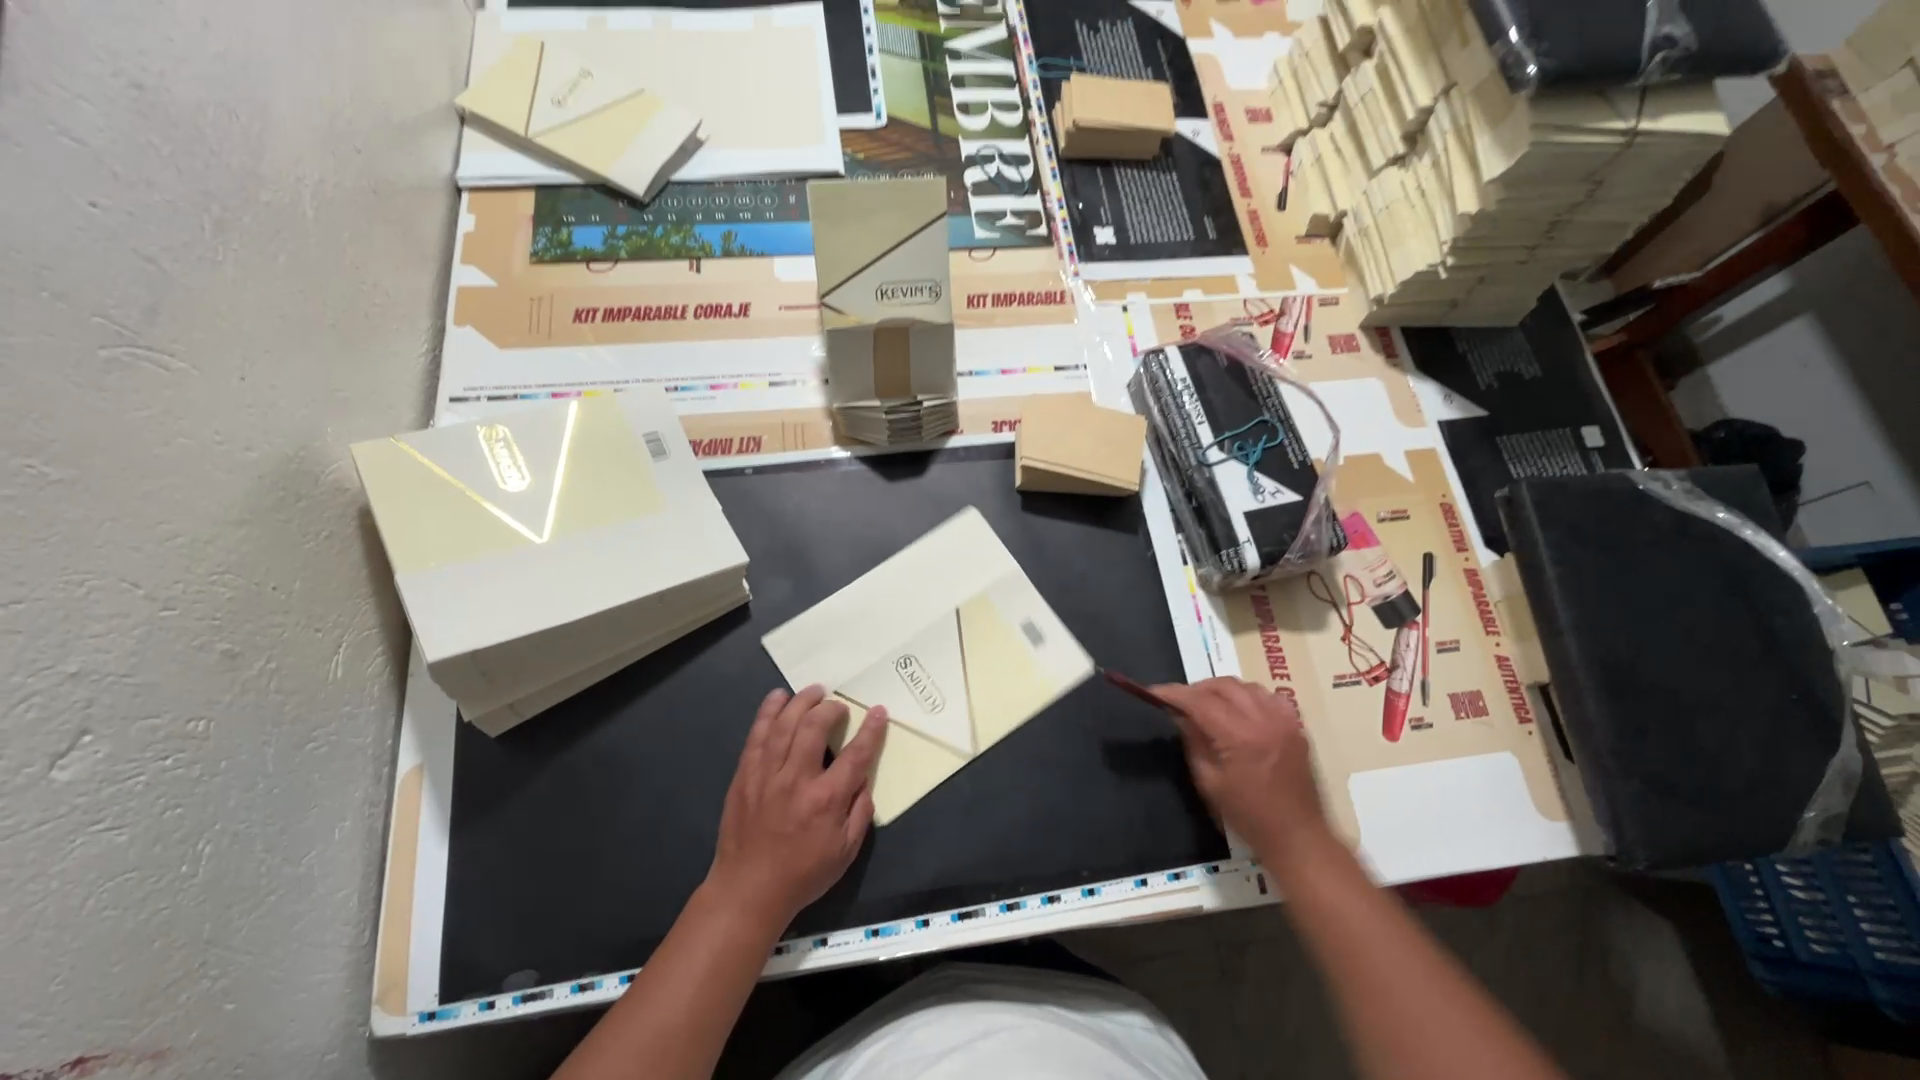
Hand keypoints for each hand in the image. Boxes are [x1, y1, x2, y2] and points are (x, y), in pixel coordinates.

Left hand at [708, 686, 887, 927]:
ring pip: (784, 724)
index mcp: (826, 799)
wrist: (748, 890)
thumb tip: (863, 782)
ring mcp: (766, 775)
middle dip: (831, 709)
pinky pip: (757, 735)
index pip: (856, 754)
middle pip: (814, 727)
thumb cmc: (802, 875)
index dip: (871, 730)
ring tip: (813, 691)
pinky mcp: (744, 776)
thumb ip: (859, 813)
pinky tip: (777, 699)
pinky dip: (767, 713)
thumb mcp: (846, 852)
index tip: (878, 711)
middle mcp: (796, 779)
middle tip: (839, 706)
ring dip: (800, 702)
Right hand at [1151, 677, 1328, 862]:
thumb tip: (1178, 715)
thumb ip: (1193, 742)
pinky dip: (1251, 696)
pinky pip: (1270, 696)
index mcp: (1240, 737)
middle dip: (1197, 689)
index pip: (1200, 701)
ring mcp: (1285, 720)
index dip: (1174, 693)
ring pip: (1247, 686)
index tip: (1154, 692)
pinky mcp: (1297, 727)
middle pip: (1224, 686)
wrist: (1297, 836)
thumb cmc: (1248, 817)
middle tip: (1180, 703)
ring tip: (1208, 705)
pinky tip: (1241, 710)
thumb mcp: (1209, 783)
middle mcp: (1264, 720)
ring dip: (1223, 690)